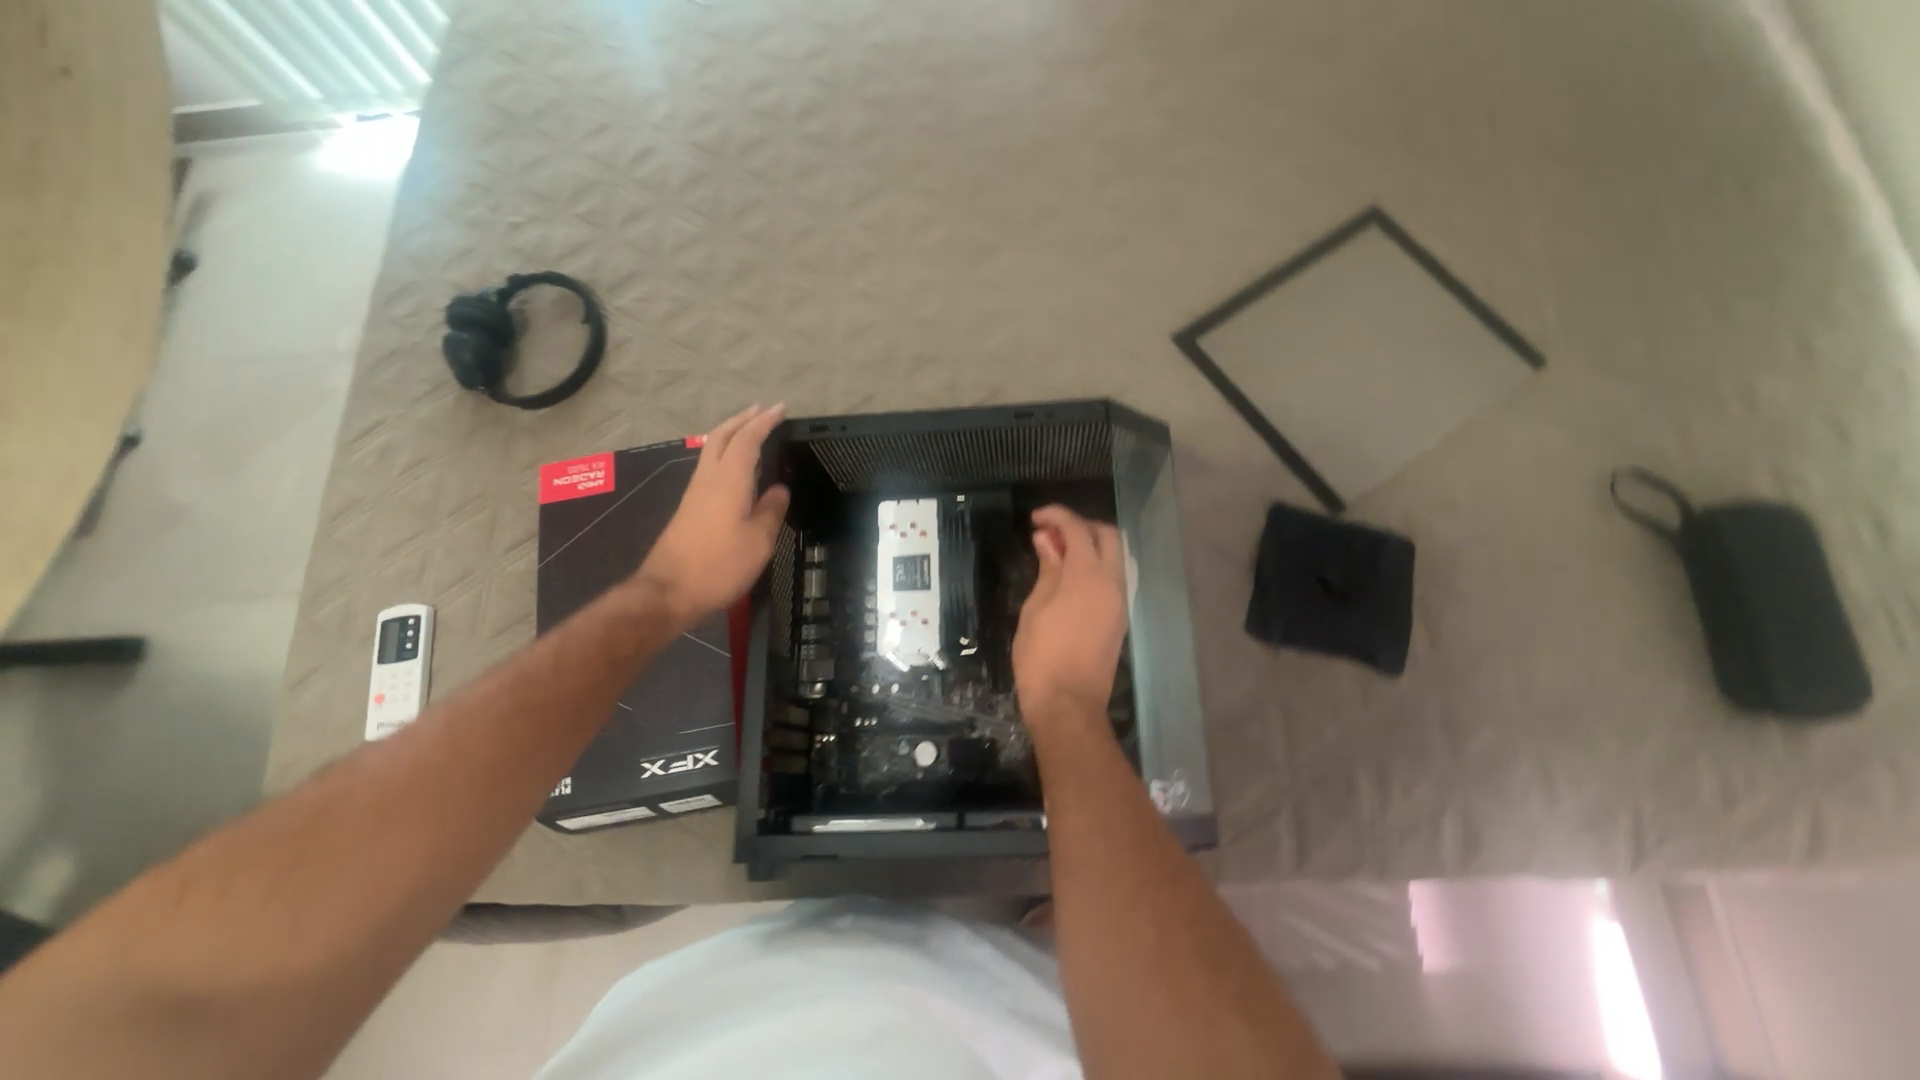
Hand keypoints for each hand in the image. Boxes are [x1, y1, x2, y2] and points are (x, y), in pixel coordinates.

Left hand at [633, 404, 790, 630]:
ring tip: (750, 431)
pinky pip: (709, 467)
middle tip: (762, 411)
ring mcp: (695, 493)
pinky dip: (725, 455)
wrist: (669, 591)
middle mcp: (708, 479)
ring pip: (711, 450)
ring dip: (731, 435)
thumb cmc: (719, 565)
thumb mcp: (758, 541)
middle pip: (721, 436)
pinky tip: (736, 468)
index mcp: (728, 480)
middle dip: (742, 420)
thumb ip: (771, 511)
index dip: (764, 422)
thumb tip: (778, 490)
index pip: (747, 440)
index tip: (780, 409)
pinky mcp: (689, 509)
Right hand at [1013, 505, 1127, 729]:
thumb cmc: (1041, 656)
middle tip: (1050, 533)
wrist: (1067, 704)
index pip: (1078, 529)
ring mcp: (1120, 602)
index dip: (1057, 516)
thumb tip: (1047, 540)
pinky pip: (1112, 579)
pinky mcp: (1119, 619)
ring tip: (1056, 554)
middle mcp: (1113, 583)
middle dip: (1081, 526)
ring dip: (1090, 547)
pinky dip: (1094, 568)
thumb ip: (1047, 569)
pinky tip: (1068, 577)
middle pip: (1108, 536)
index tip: (1035, 518)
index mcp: (1088, 576)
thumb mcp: (1035, 608)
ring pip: (1114, 558)